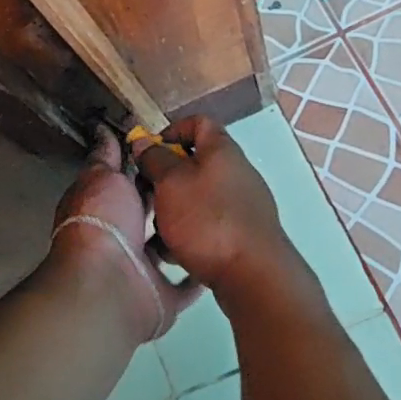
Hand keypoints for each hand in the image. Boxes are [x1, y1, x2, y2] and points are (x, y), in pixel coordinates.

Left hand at [52, 126, 201, 340]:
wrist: (109, 283)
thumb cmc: (103, 222)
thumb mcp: (101, 178)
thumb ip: (104, 156)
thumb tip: (101, 129)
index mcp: (104, 209)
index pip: (126, 185)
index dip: (146, 169)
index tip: (174, 154)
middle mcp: (120, 239)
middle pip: (147, 216)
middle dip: (168, 200)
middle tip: (201, 180)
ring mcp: (141, 270)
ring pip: (167, 249)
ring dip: (184, 234)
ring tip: (215, 212)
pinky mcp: (162, 296)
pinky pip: (185, 286)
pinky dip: (198, 273)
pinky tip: (218, 253)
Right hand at [133, 116, 297, 296]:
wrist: (254, 277)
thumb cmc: (208, 219)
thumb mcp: (171, 182)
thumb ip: (155, 159)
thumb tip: (145, 143)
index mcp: (222, 150)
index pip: (197, 122)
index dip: (170, 131)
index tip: (149, 153)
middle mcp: (236, 172)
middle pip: (194, 163)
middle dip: (166, 179)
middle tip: (147, 196)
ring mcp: (242, 205)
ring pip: (197, 197)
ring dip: (174, 210)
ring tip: (158, 232)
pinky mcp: (243, 235)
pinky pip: (208, 224)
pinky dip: (190, 233)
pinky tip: (175, 253)